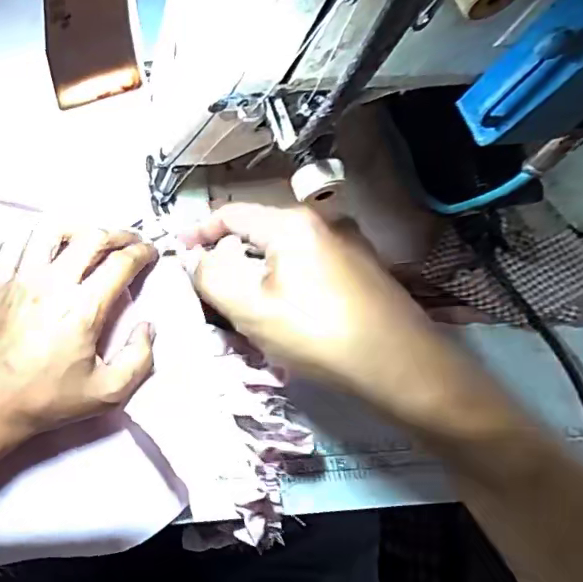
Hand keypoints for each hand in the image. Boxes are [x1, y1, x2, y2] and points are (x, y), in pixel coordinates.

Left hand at [0, 226, 157, 458]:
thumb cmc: (46, 400)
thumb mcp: (106, 393)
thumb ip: (138, 359)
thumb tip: (147, 328)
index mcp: (83, 308)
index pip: (120, 263)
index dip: (143, 253)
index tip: (151, 254)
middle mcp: (52, 283)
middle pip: (91, 236)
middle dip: (119, 234)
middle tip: (131, 242)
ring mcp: (20, 278)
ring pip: (51, 229)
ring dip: (78, 226)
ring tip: (90, 237)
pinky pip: (15, 242)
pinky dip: (36, 235)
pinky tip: (47, 246)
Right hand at [180, 203, 479, 420]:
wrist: (403, 368)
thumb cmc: (320, 335)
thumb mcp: (251, 309)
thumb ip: (211, 277)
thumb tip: (194, 258)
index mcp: (294, 224)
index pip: (231, 214)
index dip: (199, 233)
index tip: (179, 256)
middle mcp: (326, 224)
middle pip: (260, 235)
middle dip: (232, 262)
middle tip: (213, 298)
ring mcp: (351, 247)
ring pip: (286, 256)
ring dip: (260, 279)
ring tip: (250, 316)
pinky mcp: (365, 272)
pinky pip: (311, 271)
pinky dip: (289, 287)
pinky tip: (290, 320)